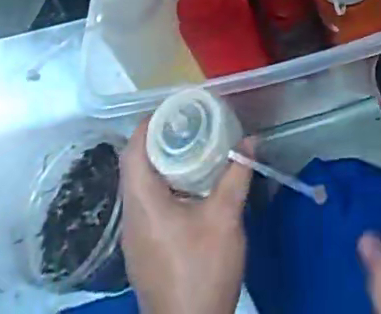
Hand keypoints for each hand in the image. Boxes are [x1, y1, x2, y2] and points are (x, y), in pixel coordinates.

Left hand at [119, 116, 252, 313]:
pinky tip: (187, 191)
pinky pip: (146, 206)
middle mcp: (131, 215)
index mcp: (142, 201)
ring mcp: (134, 236)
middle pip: (134, 166)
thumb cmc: (202, 270)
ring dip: (160, 166)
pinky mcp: (143, 251)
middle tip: (187, 126)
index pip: (132, 150)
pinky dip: (162, 189)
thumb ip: (236, 176)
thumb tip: (249, 141)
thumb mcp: (225, 219)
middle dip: (158, 142)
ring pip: (140, 187)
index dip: (149, 124)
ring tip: (189, 151)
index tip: (173, 110)